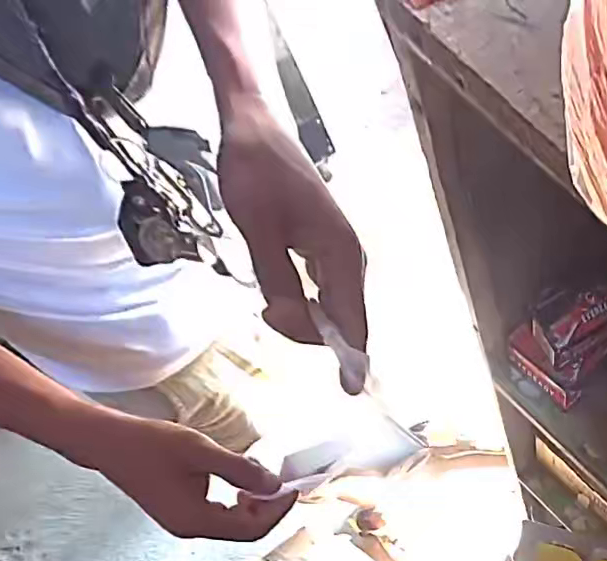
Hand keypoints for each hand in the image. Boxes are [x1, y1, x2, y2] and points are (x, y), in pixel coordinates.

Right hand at [74, 412, 298, 539]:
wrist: (104, 440)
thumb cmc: (148, 443)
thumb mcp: (202, 451)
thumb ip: (242, 471)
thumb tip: (274, 485)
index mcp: (196, 521)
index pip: (252, 528)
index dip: (277, 510)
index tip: (292, 489)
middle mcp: (190, 529)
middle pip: (246, 530)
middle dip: (269, 509)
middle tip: (283, 485)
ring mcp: (184, 523)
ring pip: (234, 524)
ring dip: (255, 506)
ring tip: (264, 482)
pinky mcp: (180, 512)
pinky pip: (220, 516)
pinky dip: (239, 503)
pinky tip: (243, 486)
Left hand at [218, 103, 368, 352]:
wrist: (255, 124)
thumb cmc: (256, 169)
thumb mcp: (256, 228)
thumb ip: (277, 282)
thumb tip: (289, 323)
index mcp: (342, 255)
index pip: (351, 321)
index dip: (350, 358)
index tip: (350, 389)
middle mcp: (351, 261)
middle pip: (343, 320)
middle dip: (310, 331)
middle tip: (267, 314)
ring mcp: (342, 257)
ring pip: (333, 309)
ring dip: (305, 318)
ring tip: (269, 301)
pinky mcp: (329, 252)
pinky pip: (325, 293)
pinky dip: (307, 305)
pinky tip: (283, 295)